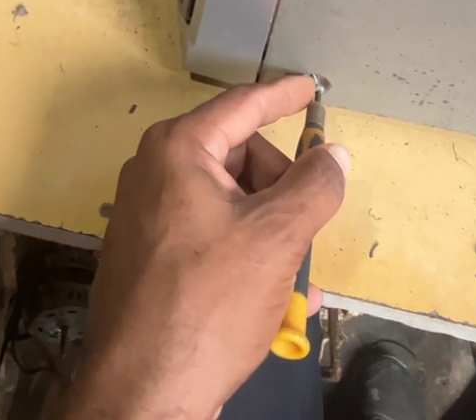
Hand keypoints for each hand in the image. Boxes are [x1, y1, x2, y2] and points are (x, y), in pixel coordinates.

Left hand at [64, 77, 349, 419]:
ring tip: (298, 277)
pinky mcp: (150, 256)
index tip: (310, 87)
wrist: (141, 395)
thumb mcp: (276, 237)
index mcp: (178, 150)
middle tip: (306, 228)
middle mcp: (155, 171)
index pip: (241, 105)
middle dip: (281, 187)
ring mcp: (148, 216)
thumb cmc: (209, 301)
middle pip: (239, 156)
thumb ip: (313, 185)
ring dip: (272, 229)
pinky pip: (211, 234)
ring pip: (230, 201)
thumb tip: (333, 153)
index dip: (282, 96)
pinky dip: (247, 251)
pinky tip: (277, 295)